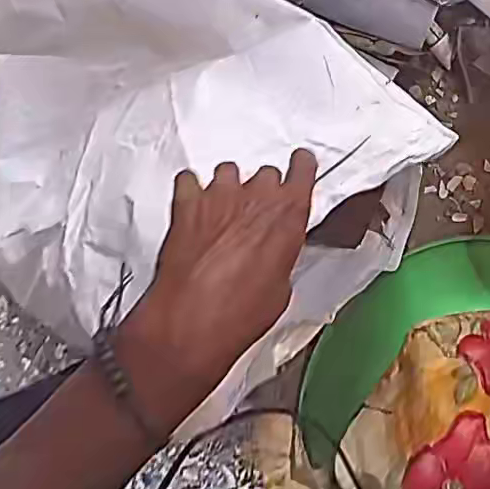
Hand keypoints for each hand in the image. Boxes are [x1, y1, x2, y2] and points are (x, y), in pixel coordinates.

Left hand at [117, 151, 316, 429]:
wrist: (190, 323)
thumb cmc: (239, 313)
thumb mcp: (281, 288)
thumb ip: (282, 253)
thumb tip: (274, 254)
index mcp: (288, 213)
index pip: (303, 167)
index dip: (301, 165)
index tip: (299, 165)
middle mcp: (257, 195)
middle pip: (265, 173)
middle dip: (261, 191)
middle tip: (253, 217)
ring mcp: (219, 194)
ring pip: (228, 171)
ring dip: (227, 189)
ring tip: (220, 215)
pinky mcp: (186, 202)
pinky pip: (189, 180)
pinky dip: (191, 191)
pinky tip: (192, 210)